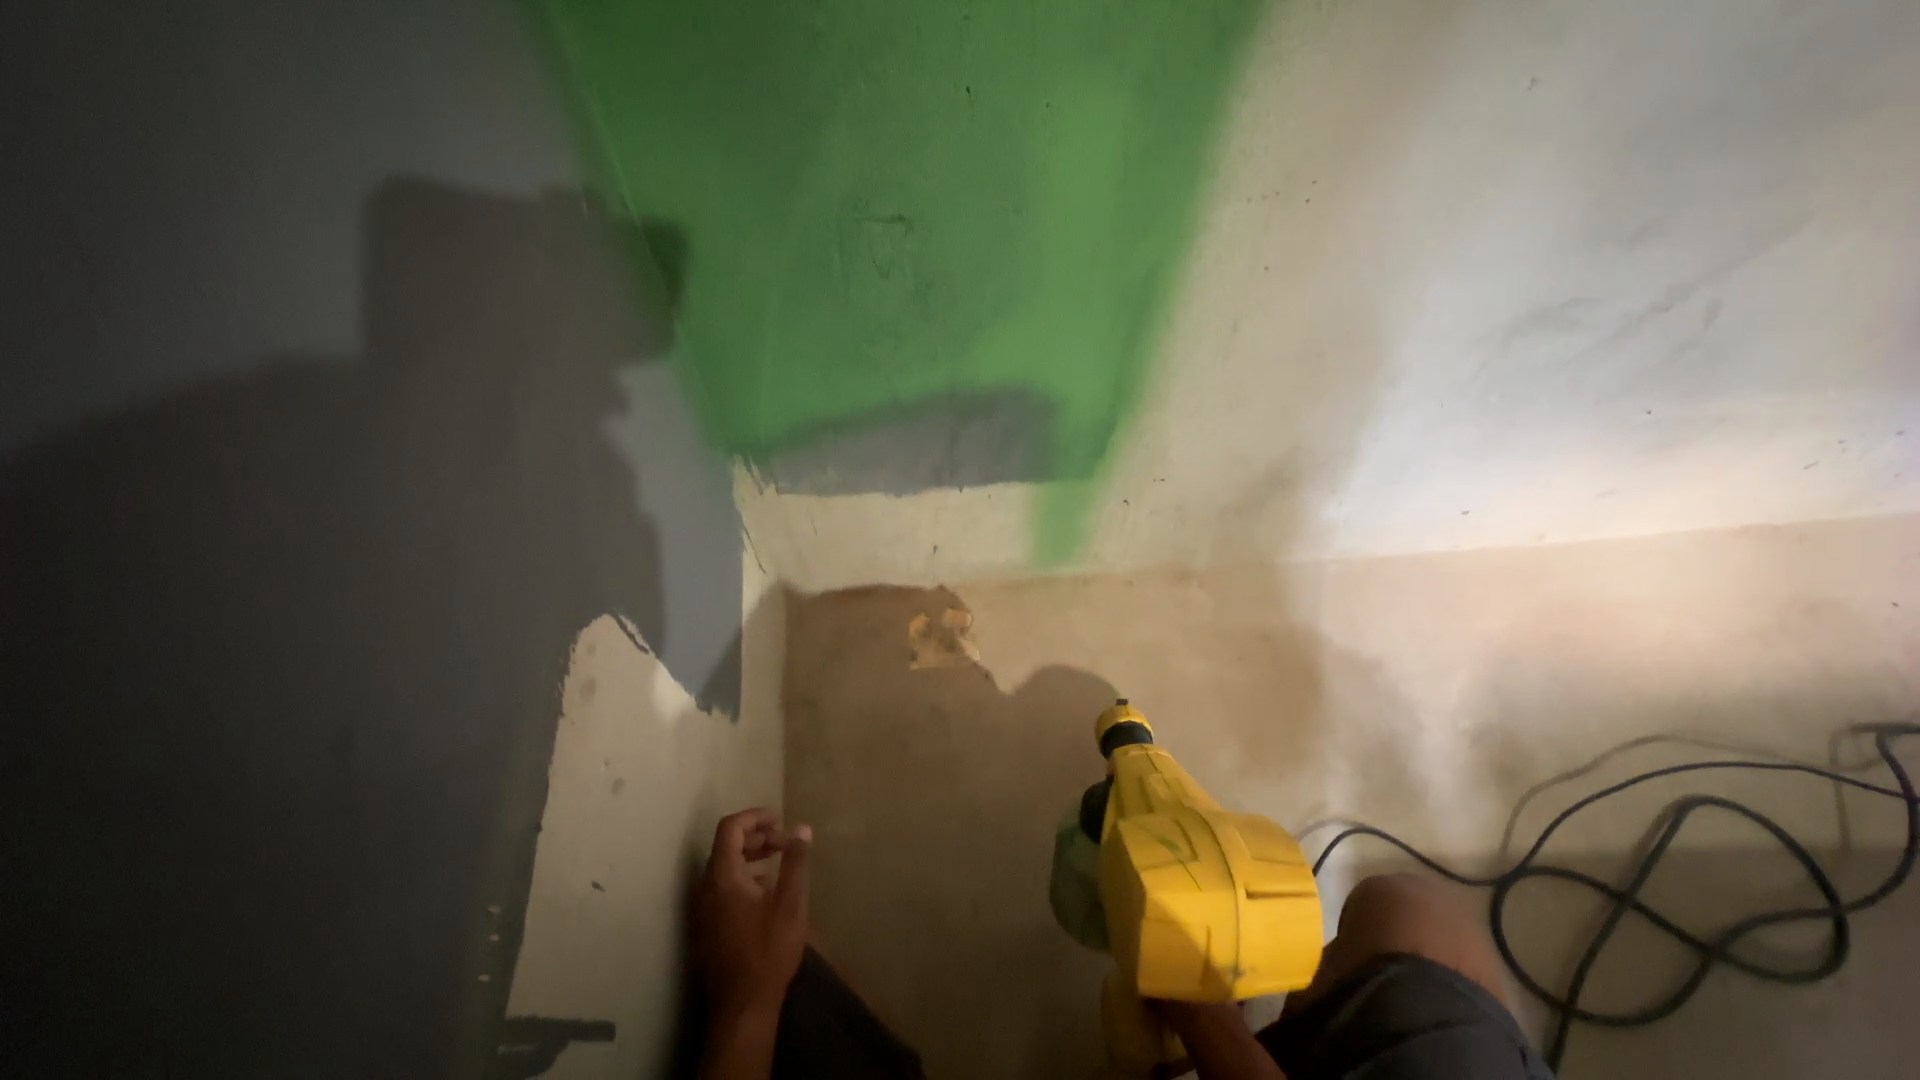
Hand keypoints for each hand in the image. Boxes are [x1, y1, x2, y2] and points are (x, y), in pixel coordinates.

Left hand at [695, 808, 812, 1020]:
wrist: (742, 1005)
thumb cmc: (768, 950)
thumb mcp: (791, 903)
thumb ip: (796, 862)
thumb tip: (802, 828)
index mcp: (723, 876)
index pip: (730, 828)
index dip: (755, 817)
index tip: (780, 818)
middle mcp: (705, 887)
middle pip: (725, 846)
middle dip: (756, 837)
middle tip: (785, 842)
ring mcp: (702, 908)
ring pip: (723, 867)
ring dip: (750, 857)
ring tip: (779, 863)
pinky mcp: (705, 925)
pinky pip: (721, 887)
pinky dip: (743, 876)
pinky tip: (766, 891)